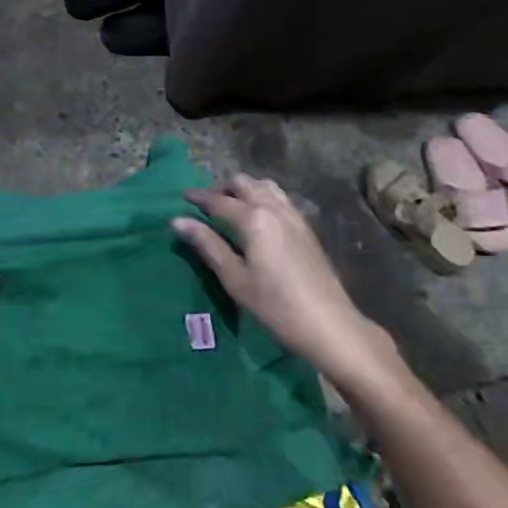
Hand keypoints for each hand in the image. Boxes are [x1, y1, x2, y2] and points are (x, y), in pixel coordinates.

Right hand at [174, 175, 387, 380]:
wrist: (328, 324)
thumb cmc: (275, 305)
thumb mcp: (235, 278)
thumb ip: (208, 245)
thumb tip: (178, 221)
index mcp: (254, 219)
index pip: (219, 201)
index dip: (199, 197)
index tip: (182, 196)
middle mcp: (274, 208)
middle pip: (244, 184)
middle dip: (222, 188)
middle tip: (206, 205)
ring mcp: (294, 216)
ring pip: (265, 187)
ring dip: (244, 189)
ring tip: (230, 207)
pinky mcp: (305, 227)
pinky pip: (279, 198)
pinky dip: (262, 197)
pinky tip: (257, 217)